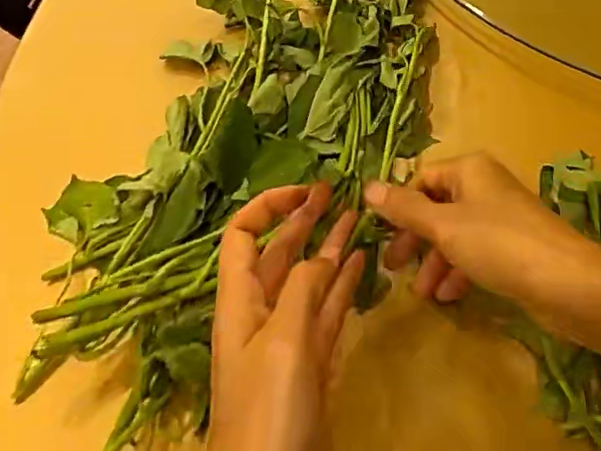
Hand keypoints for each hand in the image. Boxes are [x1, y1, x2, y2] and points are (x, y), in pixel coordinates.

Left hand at [210, 183, 363, 450]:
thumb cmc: (267, 408)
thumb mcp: (282, 341)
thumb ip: (301, 290)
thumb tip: (321, 258)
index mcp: (239, 299)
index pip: (242, 234)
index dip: (268, 206)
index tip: (305, 191)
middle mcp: (260, 311)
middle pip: (279, 252)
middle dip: (305, 219)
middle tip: (336, 192)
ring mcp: (287, 338)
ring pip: (309, 279)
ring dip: (330, 247)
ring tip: (356, 217)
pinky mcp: (311, 364)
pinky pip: (326, 312)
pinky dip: (342, 285)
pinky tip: (360, 263)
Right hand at [366, 154, 600, 343]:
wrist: (571, 285)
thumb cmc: (501, 245)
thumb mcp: (445, 227)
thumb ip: (405, 209)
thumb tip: (367, 186)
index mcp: (468, 169)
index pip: (420, 179)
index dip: (399, 205)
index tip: (379, 235)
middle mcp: (483, 185)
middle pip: (436, 206)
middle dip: (414, 237)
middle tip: (392, 266)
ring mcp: (501, 216)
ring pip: (454, 232)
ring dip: (434, 260)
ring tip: (421, 292)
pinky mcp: (514, 247)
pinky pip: (475, 251)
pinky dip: (458, 269)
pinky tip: (448, 296)